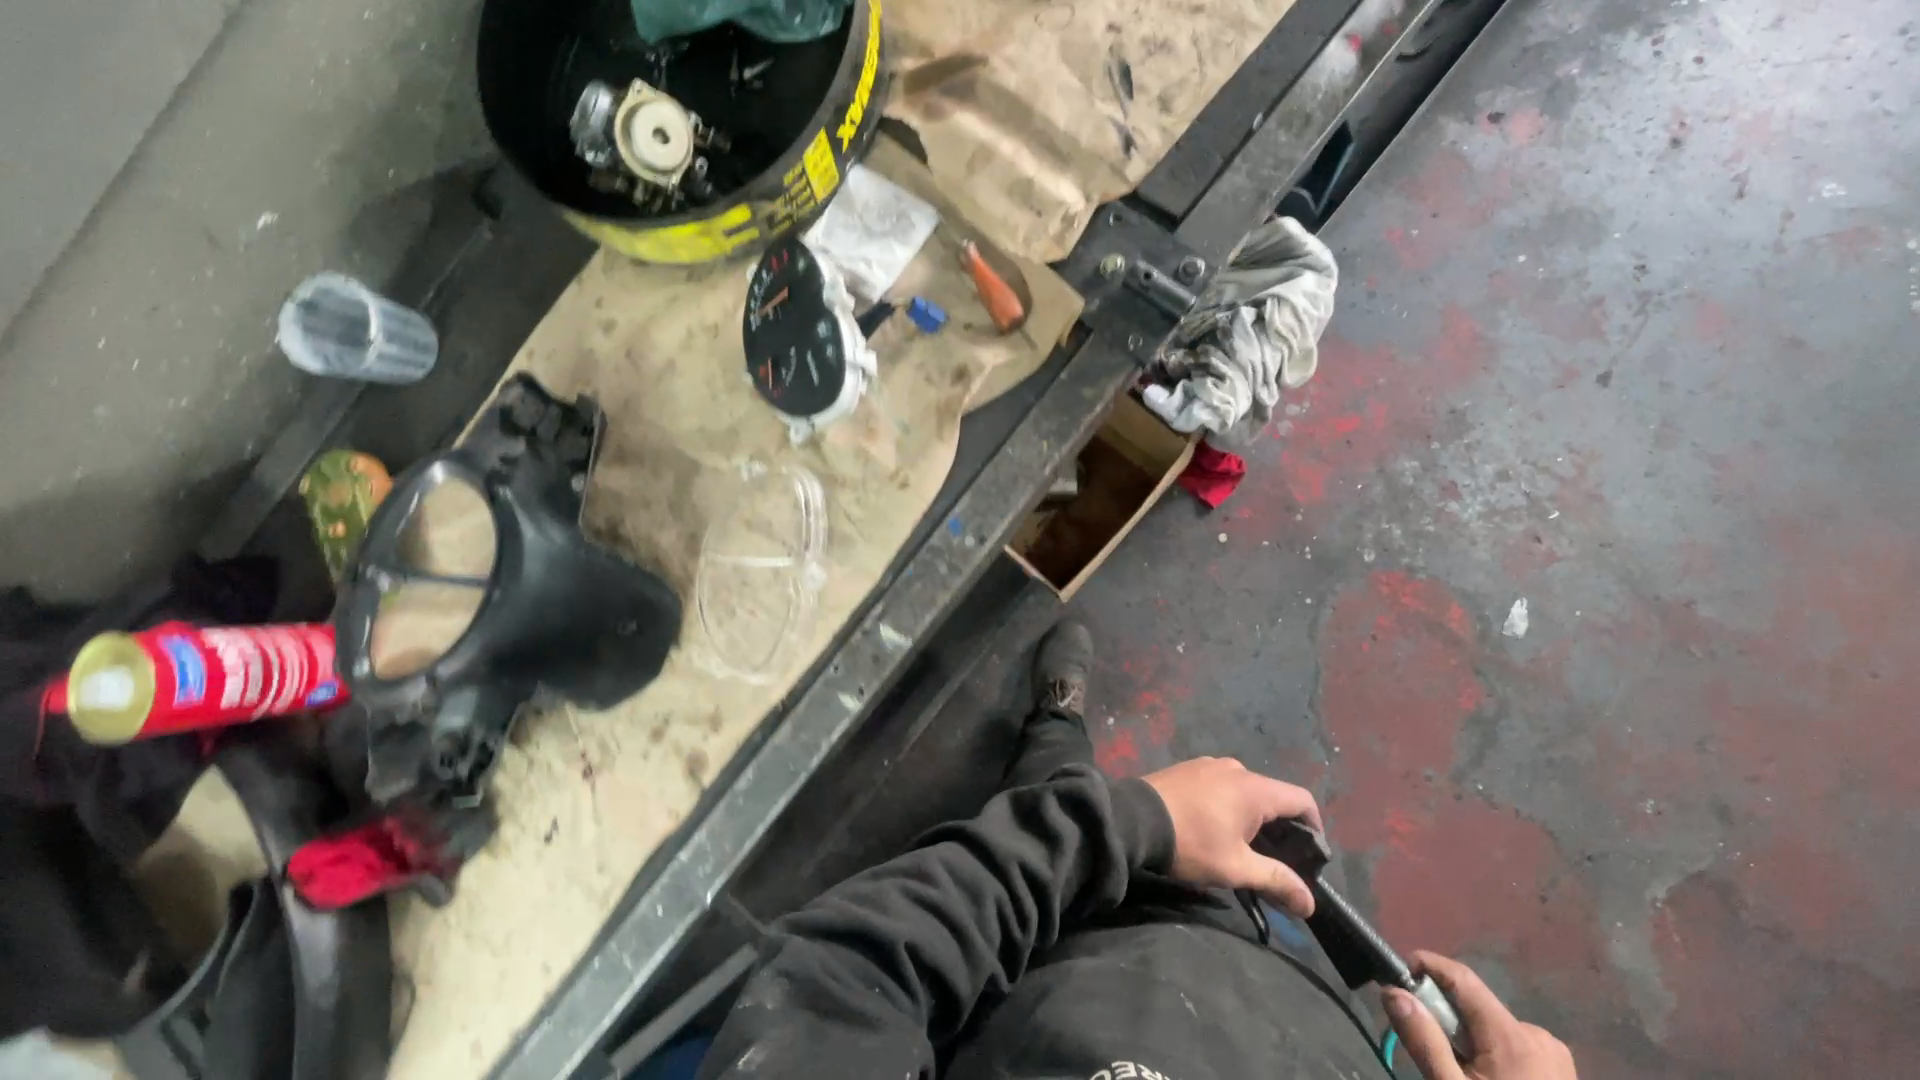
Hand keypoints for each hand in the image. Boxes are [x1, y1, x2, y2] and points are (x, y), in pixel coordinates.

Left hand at [1140, 757, 1322, 916]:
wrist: (1131, 820)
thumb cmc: (1190, 843)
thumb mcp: (1236, 868)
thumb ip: (1276, 881)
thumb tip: (1310, 904)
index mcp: (1254, 788)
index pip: (1302, 800)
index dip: (1314, 829)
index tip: (1311, 858)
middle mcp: (1235, 768)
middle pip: (1272, 796)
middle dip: (1280, 829)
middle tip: (1276, 862)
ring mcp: (1207, 765)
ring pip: (1244, 791)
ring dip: (1251, 818)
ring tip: (1244, 849)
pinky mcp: (1186, 770)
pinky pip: (1219, 786)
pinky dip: (1227, 806)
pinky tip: (1214, 829)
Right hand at [1383, 952, 1576, 1079]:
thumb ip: (1423, 1040)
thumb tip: (1393, 991)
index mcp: (1513, 1036)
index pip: (1462, 978)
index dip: (1426, 966)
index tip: (1395, 977)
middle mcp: (1538, 1035)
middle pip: (1475, 1006)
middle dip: (1443, 1017)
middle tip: (1426, 1049)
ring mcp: (1555, 1057)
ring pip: (1491, 1028)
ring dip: (1465, 1039)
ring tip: (1456, 1075)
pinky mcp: (1561, 1074)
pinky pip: (1512, 1047)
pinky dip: (1488, 1055)